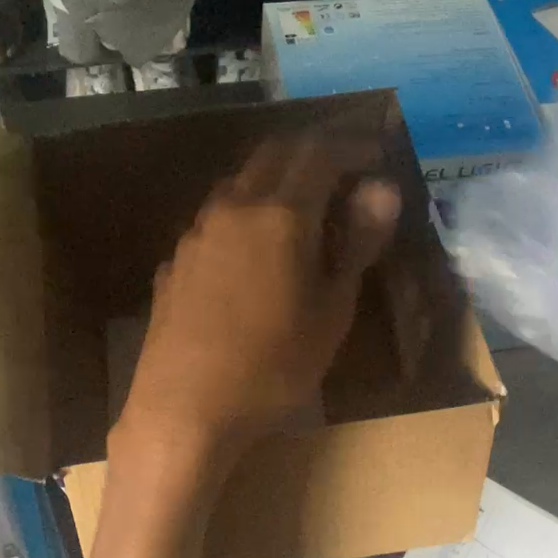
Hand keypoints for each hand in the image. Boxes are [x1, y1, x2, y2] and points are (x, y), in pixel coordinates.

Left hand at [116, 132, 403, 463]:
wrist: (184, 411)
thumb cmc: (272, 368)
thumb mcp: (331, 312)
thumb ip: (357, 245)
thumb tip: (382, 191)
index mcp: (279, 213)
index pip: (321, 150)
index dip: (354, 145)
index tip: (378, 155)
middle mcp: (232, 207)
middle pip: (275, 154)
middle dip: (314, 153)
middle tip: (345, 175)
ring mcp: (196, 234)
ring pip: (240, 184)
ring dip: (275, 183)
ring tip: (302, 216)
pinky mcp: (174, 264)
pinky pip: (216, 222)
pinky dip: (245, 219)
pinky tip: (253, 257)